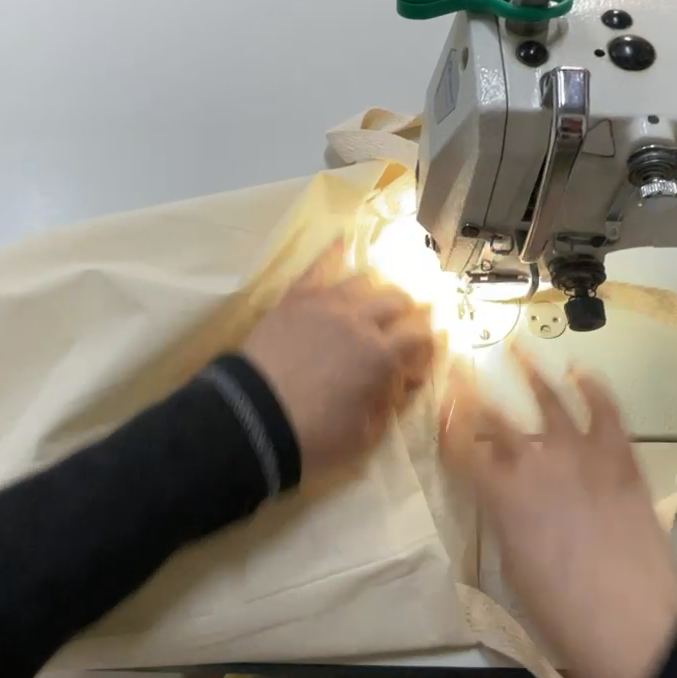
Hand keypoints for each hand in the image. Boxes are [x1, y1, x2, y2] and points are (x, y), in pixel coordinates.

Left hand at [241, 241, 436, 474]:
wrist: (250, 419)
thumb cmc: (311, 436)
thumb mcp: (363, 436)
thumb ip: (388, 405)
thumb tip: (399, 383)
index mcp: (380, 356)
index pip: (421, 336)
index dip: (426, 346)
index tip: (418, 362)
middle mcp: (359, 320)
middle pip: (398, 300)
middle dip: (408, 314)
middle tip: (404, 327)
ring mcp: (325, 303)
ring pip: (364, 280)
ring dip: (377, 291)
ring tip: (375, 301)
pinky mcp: (295, 298)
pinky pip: (319, 267)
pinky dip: (334, 252)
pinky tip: (343, 240)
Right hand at [441, 347, 676, 677]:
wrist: (639, 631)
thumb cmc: (564, 613)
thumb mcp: (513, 568)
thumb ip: (502, 519)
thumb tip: (500, 496)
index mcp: (501, 497)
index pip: (461, 448)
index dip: (446, 423)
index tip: (439, 405)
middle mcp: (536, 466)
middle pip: (494, 416)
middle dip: (470, 387)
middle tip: (458, 364)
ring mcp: (582, 457)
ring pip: (549, 400)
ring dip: (529, 370)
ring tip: (516, 346)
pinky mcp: (621, 460)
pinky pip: (607, 413)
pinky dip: (594, 388)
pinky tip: (581, 370)